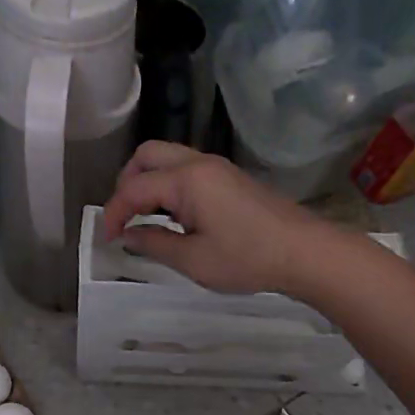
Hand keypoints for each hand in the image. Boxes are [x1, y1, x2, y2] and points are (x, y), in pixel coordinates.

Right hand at [100, 141, 325, 294]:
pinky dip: (167, 185)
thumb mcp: (193, 260)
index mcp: (187, 180)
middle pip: (147, 155)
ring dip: (147, 182)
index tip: (108, 239)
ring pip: (167, 158)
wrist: (306, 252)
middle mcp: (199, 164)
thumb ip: (153, 243)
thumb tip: (128, 235)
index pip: (134, 188)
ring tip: (145, 218)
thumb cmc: (247, 258)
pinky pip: (185, 169)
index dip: (114, 213)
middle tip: (124, 217)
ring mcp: (217, 168)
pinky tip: (172, 216)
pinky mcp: (229, 178)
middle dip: (126, 183)